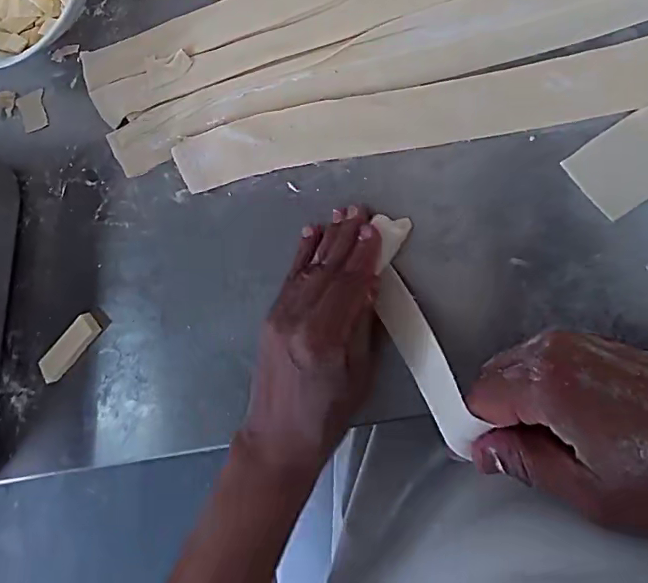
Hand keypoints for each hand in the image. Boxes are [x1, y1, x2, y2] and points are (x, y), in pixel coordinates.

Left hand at [236, 207, 381, 474]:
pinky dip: (303, 252)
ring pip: (310, 267)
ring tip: (343, 213)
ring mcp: (280, 315)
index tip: (376, 229)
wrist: (277, 437)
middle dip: (347, 237)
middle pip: (328, 269)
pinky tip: (313, 232)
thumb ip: (363, 325)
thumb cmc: (327, 414)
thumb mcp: (359, 374)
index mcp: (323, 338)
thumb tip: (371, 282)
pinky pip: (290, 277)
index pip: (349, 285)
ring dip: (328, 238)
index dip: (364, 255)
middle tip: (362, 209)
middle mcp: (298, 319)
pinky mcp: (271, 315)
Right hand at [466, 330, 647, 541]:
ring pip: (524, 364)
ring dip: (526, 399)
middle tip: (528, 458)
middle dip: (499, 412)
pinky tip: (588, 424)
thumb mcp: (590, 494)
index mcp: (547, 381)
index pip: (478, 395)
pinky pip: (554, 359)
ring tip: (566, 444)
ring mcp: (583, 341)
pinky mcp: (605, 344)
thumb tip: (490, 450)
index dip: (476, 429)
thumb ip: (526, 464)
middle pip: (497, 373)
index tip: (487, 454)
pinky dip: (552, 386)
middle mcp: (559, 348)